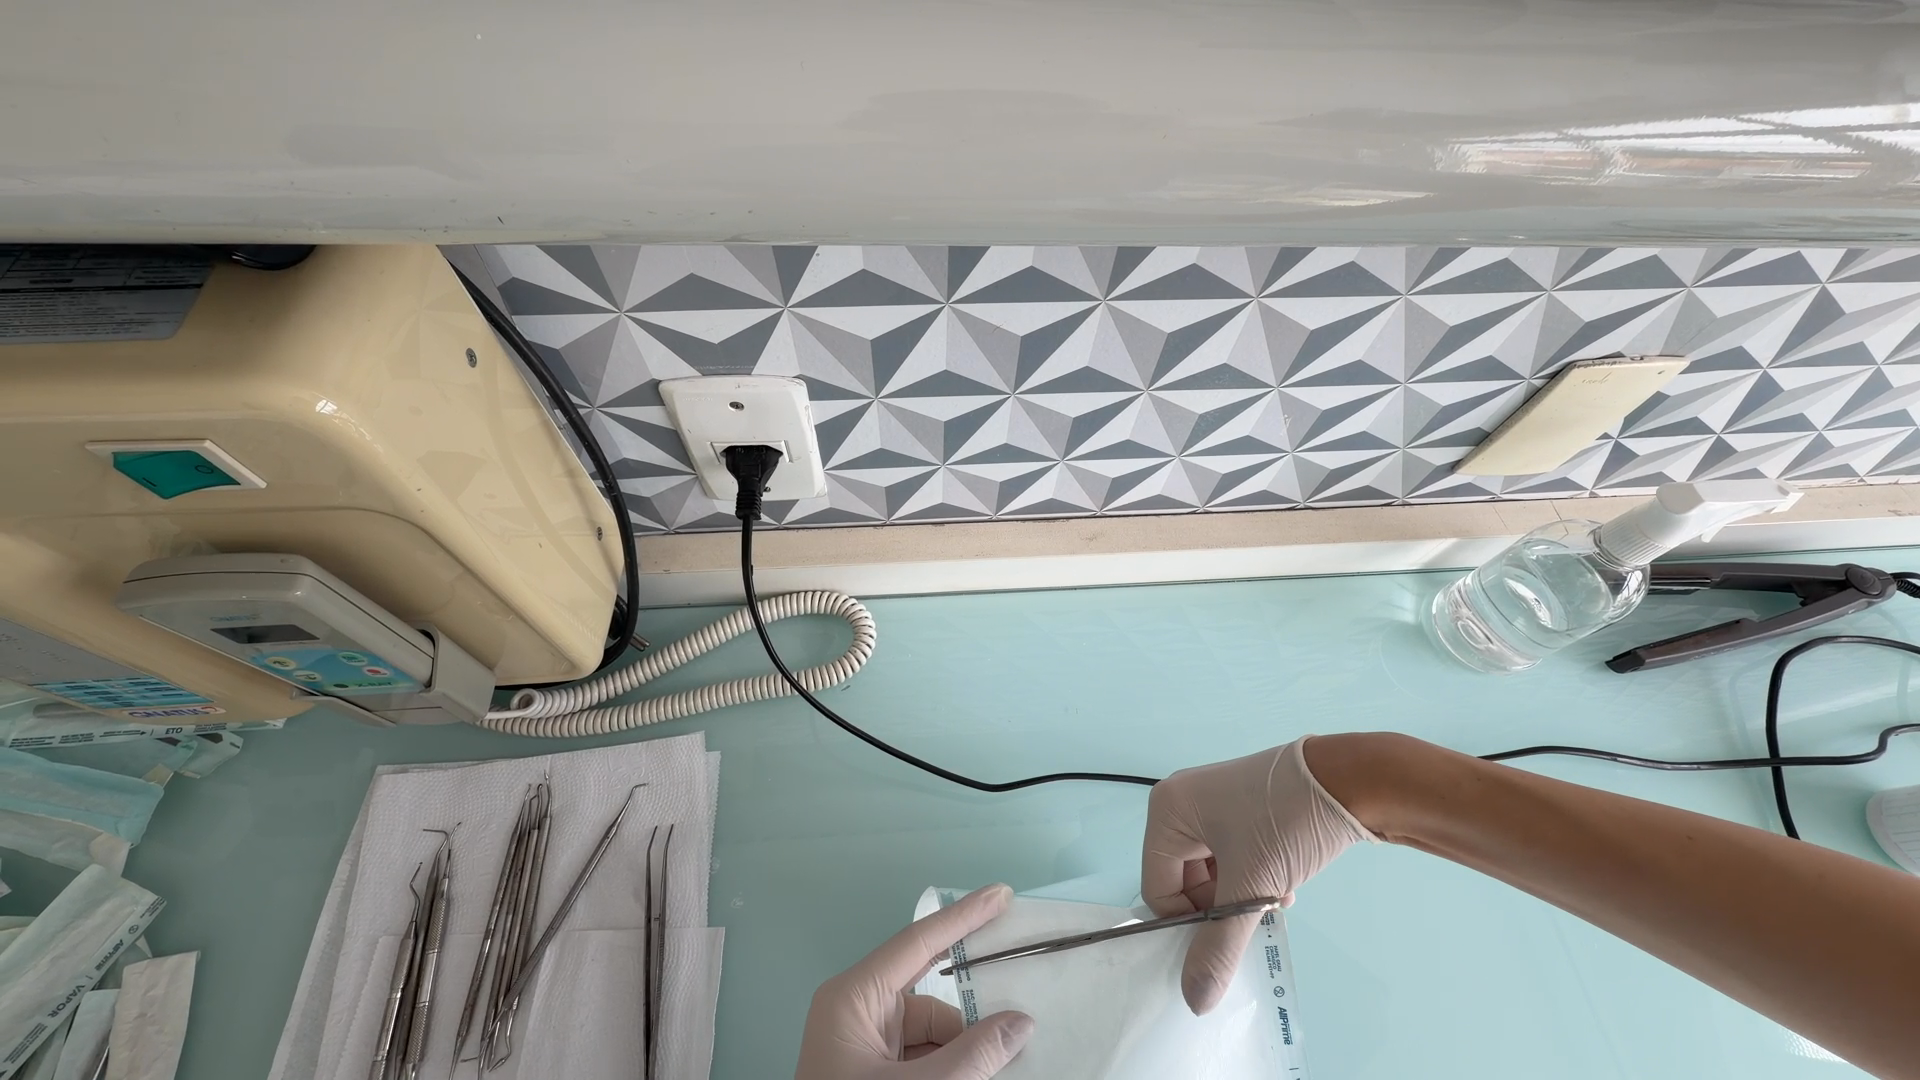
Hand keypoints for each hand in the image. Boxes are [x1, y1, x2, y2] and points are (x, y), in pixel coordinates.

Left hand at [795, 883, 1034, 1079]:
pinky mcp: (872, 1072)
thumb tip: (1021, 1022)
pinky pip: (923, 1060)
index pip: (919, 942)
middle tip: (1020, 1015)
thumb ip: (973, 1057)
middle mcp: (858, 1012)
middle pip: (931, 1000)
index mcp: (854, 998)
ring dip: (965, 1056)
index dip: (963, 916)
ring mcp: (864, 1046)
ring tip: (997, 1067)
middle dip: (972, 1019)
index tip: (1002, 893)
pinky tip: (976, 1075)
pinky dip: (950, 1070)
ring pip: (932, 1036)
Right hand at [1141, 737, 1375, 1013]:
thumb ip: (1220, 947)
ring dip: (1239, 894)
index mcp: (1167, 811)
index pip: (1158, 889)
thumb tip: (1194, 1000)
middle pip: (1182, 880)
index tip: (1232, 929)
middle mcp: (1179, 802)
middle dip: (1220, 905)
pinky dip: (1249, 875)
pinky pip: (1227, 854)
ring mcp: (1209, 801)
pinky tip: (1281, 882)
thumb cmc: (1286, 823)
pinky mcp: (1237, 805)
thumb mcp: (1251, 887)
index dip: (1190, 920)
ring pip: (1208, 872)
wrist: (1349, 781)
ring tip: (1276, 895)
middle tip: (1259, 910)